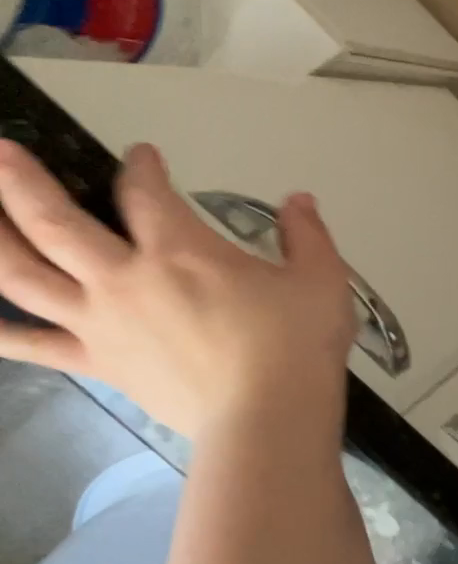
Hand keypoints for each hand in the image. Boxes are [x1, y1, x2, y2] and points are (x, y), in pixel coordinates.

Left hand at [0, 140, 357, 440]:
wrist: (266, 408)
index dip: (142, 168)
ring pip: (20, 276)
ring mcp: (99, 322)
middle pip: (55, 225)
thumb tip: (297, 200)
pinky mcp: (93, 360)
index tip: (144, 154)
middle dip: (19, 184)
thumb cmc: (298, 338)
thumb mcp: (322, 276)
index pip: (147, 196)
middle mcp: (125, 279)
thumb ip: (306, 234)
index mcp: (183, 253)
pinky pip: (29, 345)